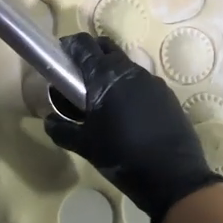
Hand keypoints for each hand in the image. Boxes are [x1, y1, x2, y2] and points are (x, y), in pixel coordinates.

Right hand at [44, 34, 221, 222]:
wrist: (174, 177)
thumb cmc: (122, 157)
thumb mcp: (85, 146)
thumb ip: (63, 130)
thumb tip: (48, 121)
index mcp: (105, 77)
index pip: (84, 45)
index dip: (69, 46)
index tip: (60, 57)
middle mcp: (130, 71)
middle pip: (106, 48)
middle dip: (89, 54)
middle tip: (77, 77)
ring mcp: (152, 81)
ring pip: (125, 65)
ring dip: (109, 72)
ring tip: (100, 98)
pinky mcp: (166, 95)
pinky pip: (141, 82)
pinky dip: (127, 87)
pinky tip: (125, 113)